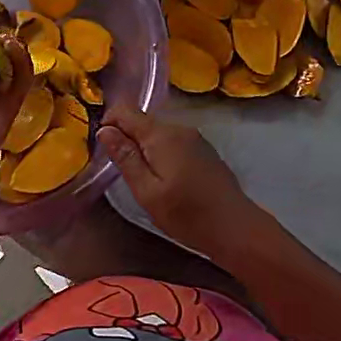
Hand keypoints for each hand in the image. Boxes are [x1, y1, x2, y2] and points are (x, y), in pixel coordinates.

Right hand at [98, 104, 261, 260]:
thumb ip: (125, 157)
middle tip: (121, 171)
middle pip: (142, 121)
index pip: (125, 111)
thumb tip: (104, 130)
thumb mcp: (147, 191)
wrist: (236, 228)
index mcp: (162, 135)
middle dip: (126, 139)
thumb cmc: (186, 214)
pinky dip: (160, 153)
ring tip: (142, 178)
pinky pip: (172, 142)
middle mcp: (179, 128)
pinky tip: (164, 178)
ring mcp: (194, 138)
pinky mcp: (203, 149)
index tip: (104, 149)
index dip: (109, 124)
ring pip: (157, 133)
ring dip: (143, 148)